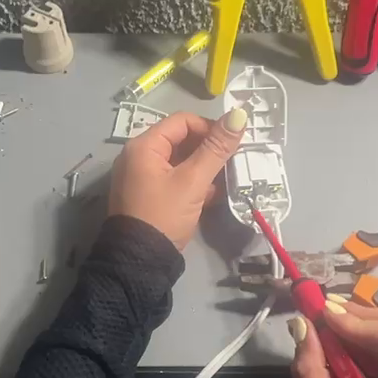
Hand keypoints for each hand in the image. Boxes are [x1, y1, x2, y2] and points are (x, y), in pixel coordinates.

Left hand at [107, 108, 246, 248]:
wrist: (140, 262)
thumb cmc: (164, 215)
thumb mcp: (193, 181)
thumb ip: (217, 148)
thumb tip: (239, 115)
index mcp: (143, 146)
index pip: (182, 121)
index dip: (209, 127)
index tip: (231, 143)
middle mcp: (138, 156)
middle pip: (180, 139)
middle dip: (207, 149)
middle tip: (230, 162)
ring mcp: (141, 177)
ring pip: (178, 160)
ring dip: (202, 167)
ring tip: (222, 180)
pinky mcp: (147, 195)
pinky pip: (172, 178)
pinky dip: (191, 182)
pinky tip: (208, 196)